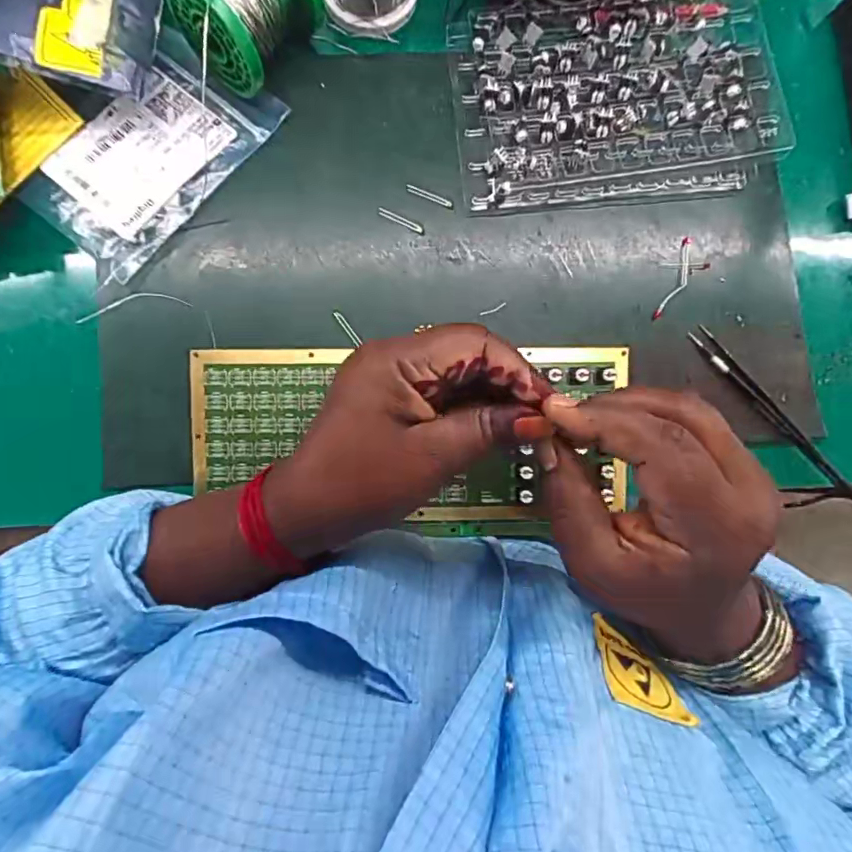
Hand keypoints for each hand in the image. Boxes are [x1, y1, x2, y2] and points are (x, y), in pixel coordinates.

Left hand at [263, 324, 554, 557]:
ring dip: (490, 398)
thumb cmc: (361, 483)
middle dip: (507, 384)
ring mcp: (389, 376)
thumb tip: (538, 416)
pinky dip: (467, 409)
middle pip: (465, 354)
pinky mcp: (390, 398)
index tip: (545, 406)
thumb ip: (486, 428)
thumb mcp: (431, 456)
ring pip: (455, 374)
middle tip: (541, 421)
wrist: (305, 509)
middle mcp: (392, 356)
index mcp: (396, 358)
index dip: (516, 369)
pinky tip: (493, 429)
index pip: (473, 342)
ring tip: (524, 428)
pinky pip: (438, 393)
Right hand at [538, 388, 779, 663]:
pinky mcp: (748, 463)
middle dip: (614, 407)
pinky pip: (697, 418)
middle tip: (567, 414)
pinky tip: (617, 423)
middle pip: (681, 416)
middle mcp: (750, 490)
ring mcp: (757, 473)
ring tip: (588, 418)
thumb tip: (551, 442)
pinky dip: (649, 412)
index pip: (662, 445)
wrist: (703, 614)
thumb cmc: (646, 595)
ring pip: (691, 408)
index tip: (557, 413)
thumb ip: (569, 501)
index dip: (605, 420)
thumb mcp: (592, 562)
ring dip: (632, 404)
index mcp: (714, 523)